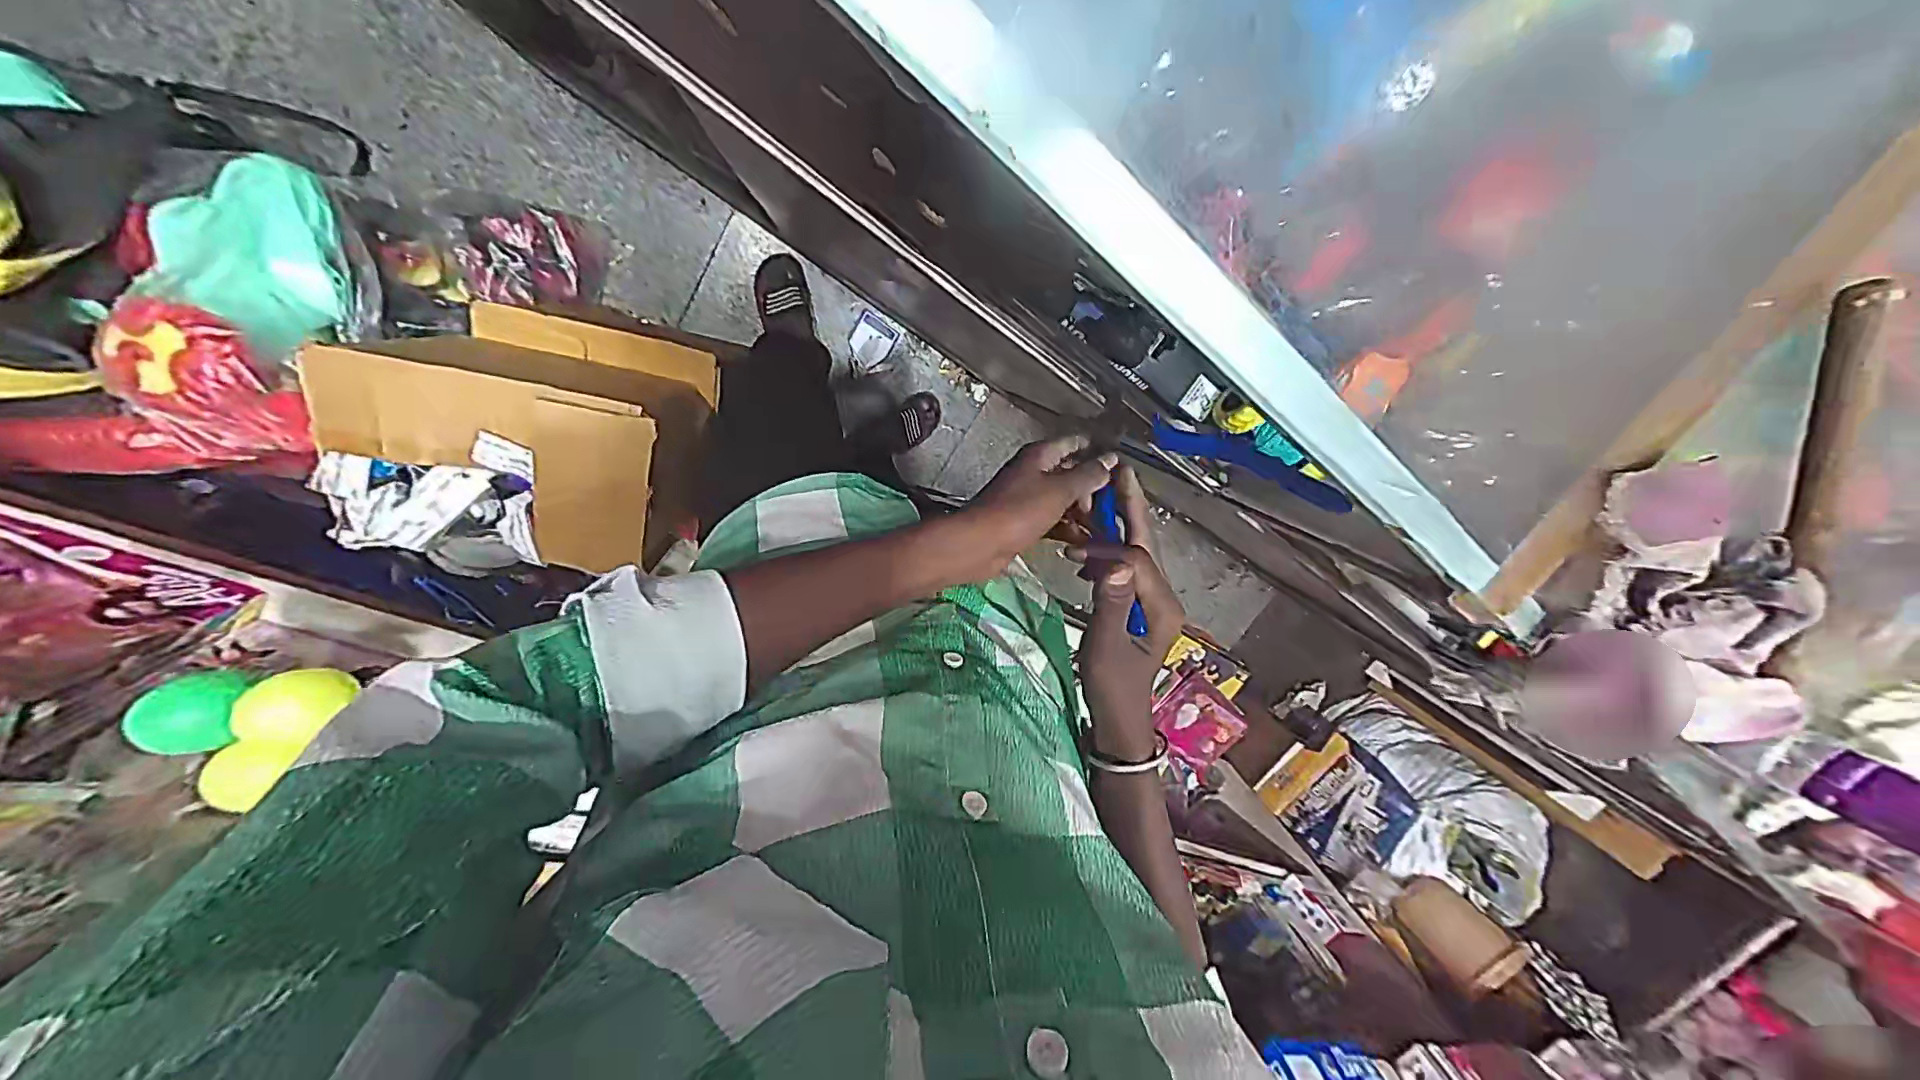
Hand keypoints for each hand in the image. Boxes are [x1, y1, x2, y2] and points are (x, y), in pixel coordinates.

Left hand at [941, 435, 1114, 584]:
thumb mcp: (1060, 490)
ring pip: (1062, 499)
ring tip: (1106, 524)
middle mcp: (1033, 472)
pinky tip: (1085, 540)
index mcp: (1040, 456)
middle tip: (1113, 502)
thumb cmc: (1019, 511)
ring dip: (1082, 510)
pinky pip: (1052, 519)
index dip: (1096, 450)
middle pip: (1070, 472)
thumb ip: (1087, 475)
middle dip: (1092, 486)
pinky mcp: (1024, 521)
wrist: (981, 544)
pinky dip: (1068, 527)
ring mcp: (1027, 498)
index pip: (1073, 443)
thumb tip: (1110, 459)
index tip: (1119, 463)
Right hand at [1070, 466, 1183, 760]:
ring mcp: (1153, 601)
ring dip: (1121, 522)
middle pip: (1148, 542)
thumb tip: (1114, 562)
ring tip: (1105, 495)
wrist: (1120, 719)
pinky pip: (1128, 566)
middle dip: (1132, 506)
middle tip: (1119, 472)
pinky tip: (1092, 546)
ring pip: (1138, 551)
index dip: (1107, 551)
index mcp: (1161, 605)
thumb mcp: (1107, 647)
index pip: (1136, 560)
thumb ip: (1111, 603)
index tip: (1074, 554)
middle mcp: (1163, 596)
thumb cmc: (1113, 686)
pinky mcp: (1139, 605)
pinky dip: (1111, 548)